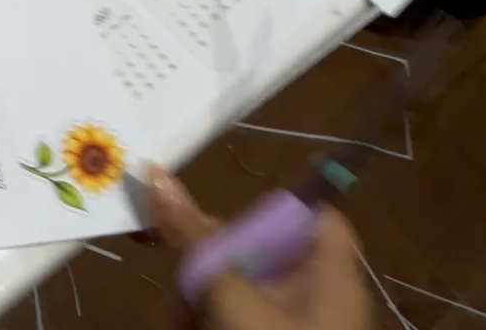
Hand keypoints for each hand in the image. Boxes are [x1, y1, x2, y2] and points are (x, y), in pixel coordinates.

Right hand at [148, 167, 373, 329]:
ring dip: (195, 293)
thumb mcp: (232, 297)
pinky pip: (228, 312)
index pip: (316, 216)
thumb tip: (156, 171)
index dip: (274, 201)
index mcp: (329, 280)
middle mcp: (314, 297)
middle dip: (207, 252)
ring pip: (234, 281)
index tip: (222, 203)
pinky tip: (181, 326)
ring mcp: (288, 324)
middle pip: (259, 245)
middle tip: (175, 262)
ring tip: (177, 317)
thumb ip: (194, 236)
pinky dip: (201, 316)